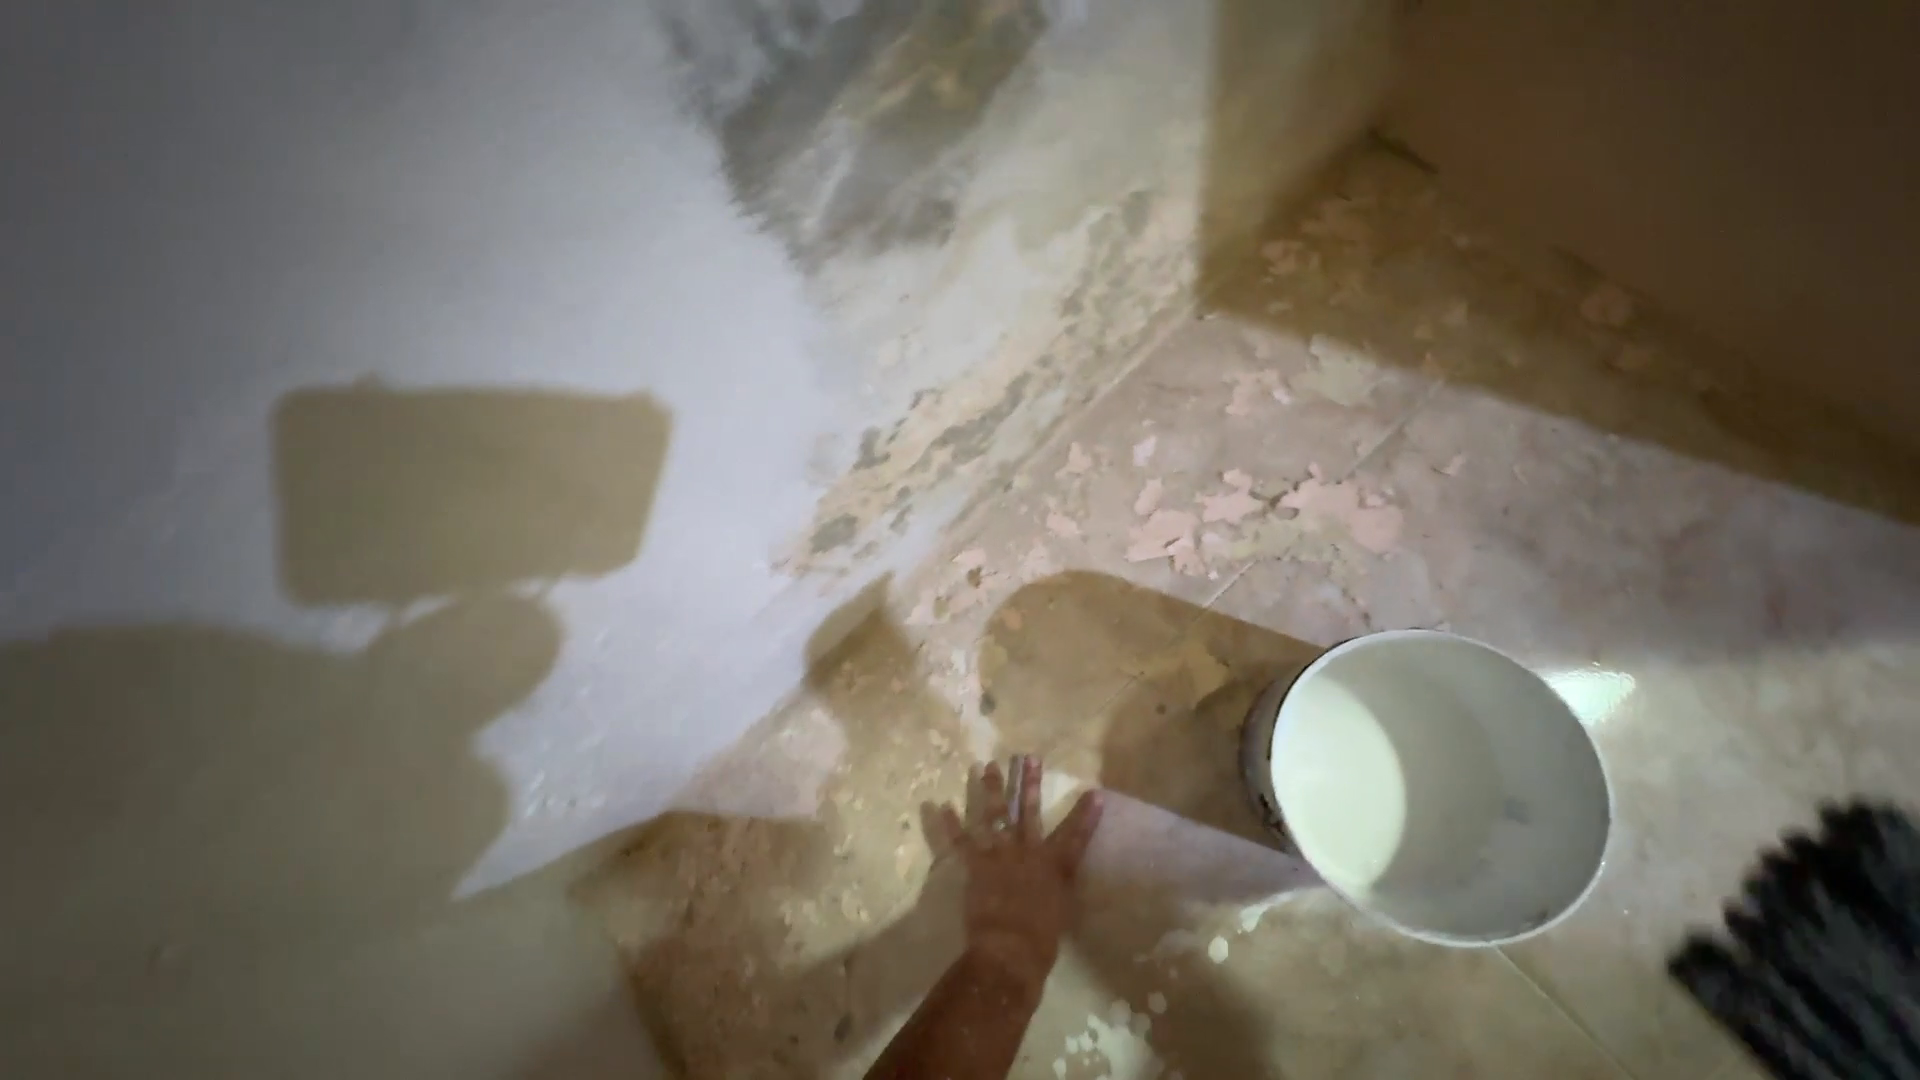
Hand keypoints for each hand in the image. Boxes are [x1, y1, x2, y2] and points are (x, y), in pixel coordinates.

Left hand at [933, 756, 1103, 979]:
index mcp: (1053, 865)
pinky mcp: (976, 865)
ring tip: (986, 766)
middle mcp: (1027, 852)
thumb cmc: (1042, 940)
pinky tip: (940, 806)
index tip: (1094, 793)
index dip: (1085, 815)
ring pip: (994, 815)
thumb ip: (1059, 886)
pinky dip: (948, 824)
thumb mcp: (1061, 911)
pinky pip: (959, 841)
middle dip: (1028, 783)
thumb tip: (1059, 875)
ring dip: (989, 790)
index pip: (1075, 835)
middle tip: (1028, 758)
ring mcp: (1000, 855)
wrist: (1011, 951)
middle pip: (1028, 811)